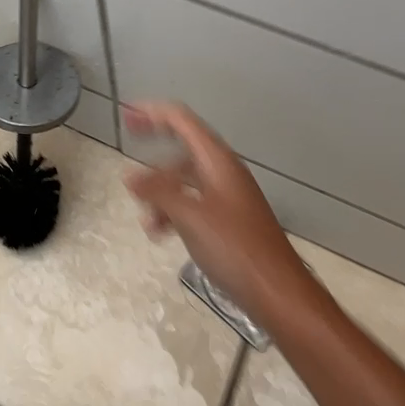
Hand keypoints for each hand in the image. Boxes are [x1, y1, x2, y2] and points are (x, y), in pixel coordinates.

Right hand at [122, 101, 313, 322]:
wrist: (277, 292)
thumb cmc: (234, 248)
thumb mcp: (190, 216)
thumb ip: (158, 192)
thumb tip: (130, 174)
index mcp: (217, 160)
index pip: (181, 121)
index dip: (152, 114)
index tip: (127, 115)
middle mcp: (223, 171)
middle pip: (183, 148)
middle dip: (153, 154)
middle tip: (128, 156)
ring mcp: (228, 196)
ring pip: (186, 180)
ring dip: (161, 192)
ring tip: (145, 218)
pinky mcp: (229, 220)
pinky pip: (194, 202)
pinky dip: (175, 210)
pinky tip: (162, 233)